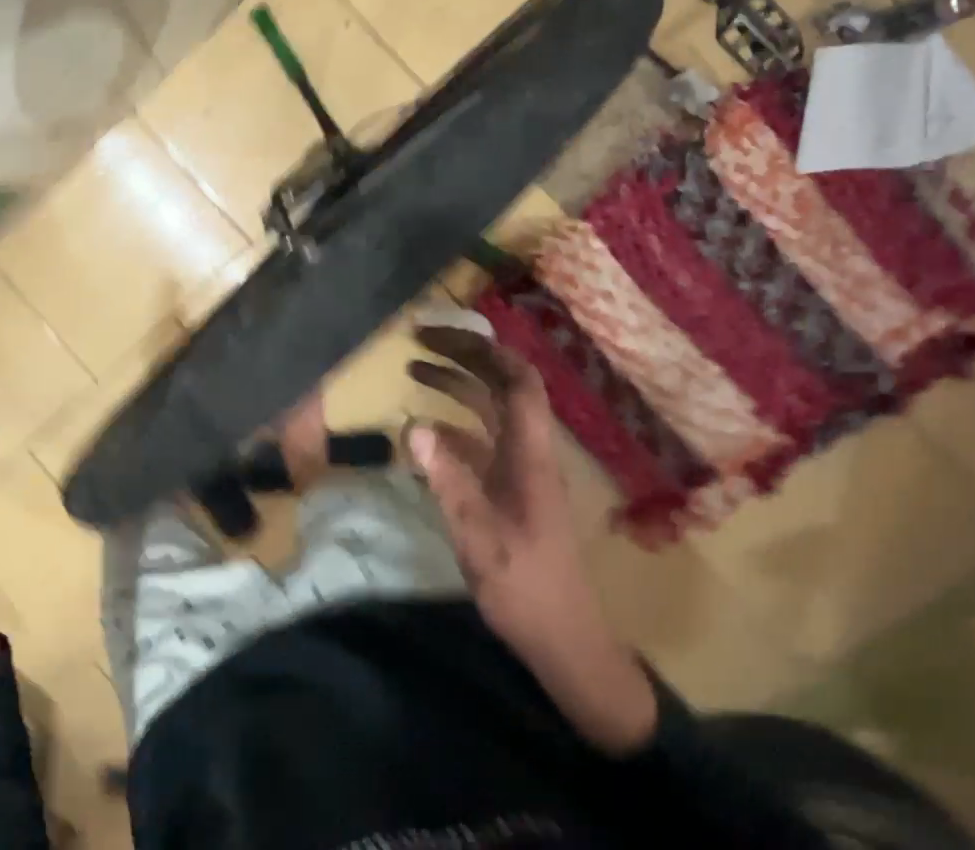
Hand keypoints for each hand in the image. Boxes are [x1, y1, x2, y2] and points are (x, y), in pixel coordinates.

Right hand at [407, 328, 656, 754]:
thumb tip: (414, 426)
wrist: (562, 638)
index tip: (442, 335)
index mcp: (531, 457)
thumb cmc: (525, 588)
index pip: (518, 385)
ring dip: (455, 387)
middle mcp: (527, 454)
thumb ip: (448, 482)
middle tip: (417, 341)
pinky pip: (477, 444)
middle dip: (464, 358)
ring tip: (411, 370)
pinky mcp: (504, 493)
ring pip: (487, 414)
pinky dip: (449, 426)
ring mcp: (516, 473)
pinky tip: (420, 430)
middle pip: (501, 390)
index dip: (485, 351)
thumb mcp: (480, 537)